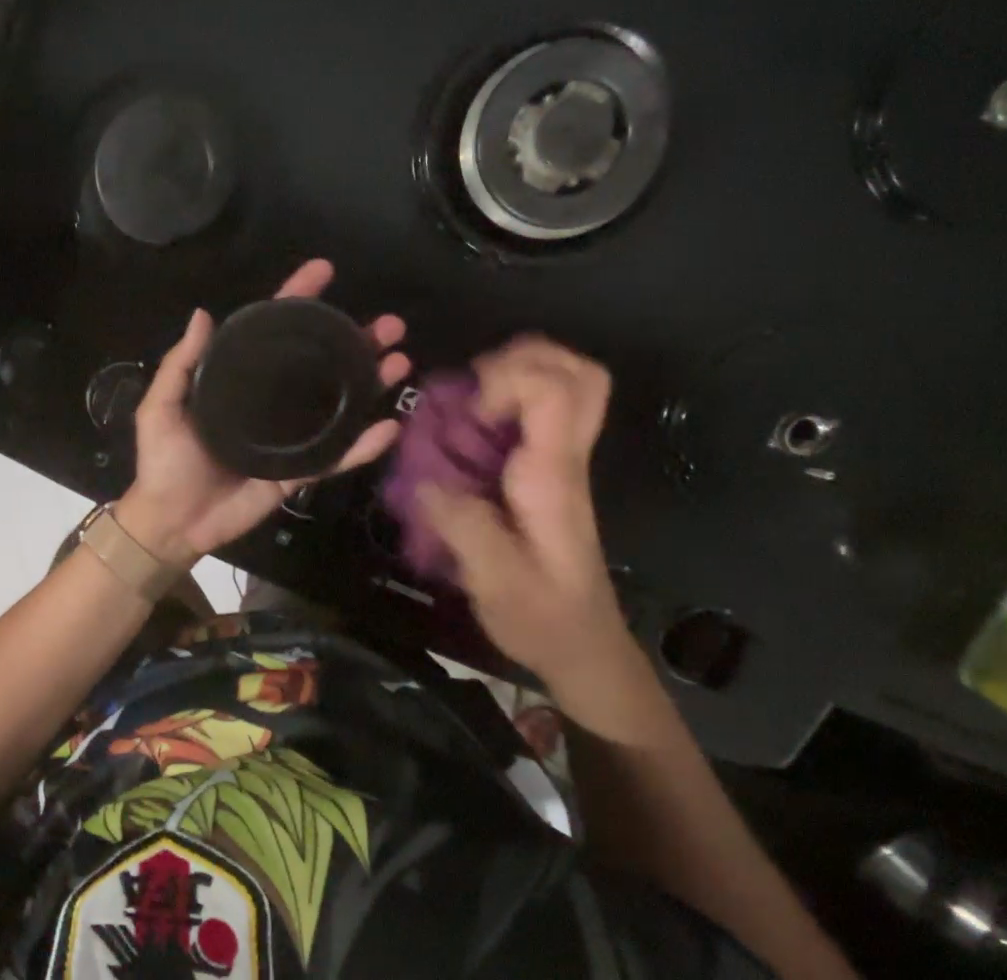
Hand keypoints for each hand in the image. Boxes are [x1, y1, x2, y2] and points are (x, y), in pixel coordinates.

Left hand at [115, 259, 410, 566]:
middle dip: (355, 340)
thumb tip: (203, 313)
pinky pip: (336, 457)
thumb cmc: (164, 462)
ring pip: (337, 404)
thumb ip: (181, 364)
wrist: (172, 521)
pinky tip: (389, 425)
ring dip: (371, 382)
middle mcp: (270, 402)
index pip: (271, 333)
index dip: (295, 300)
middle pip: (318, 363)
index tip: (323, 270)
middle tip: (390, 324)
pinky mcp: (298, 473)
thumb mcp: (161, 408)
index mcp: (238, 381)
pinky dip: (364, 445)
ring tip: (399, 360)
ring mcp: (289, 437)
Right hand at [417, 337, 629, 685]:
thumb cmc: (540, 616)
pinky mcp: (547, 476)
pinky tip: (468, 431)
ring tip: (468, 401)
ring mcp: (561, 466)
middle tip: (475, 384)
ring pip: (568, 386)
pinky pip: (542, 414)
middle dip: (524, 358)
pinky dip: (507, 403)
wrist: (581, 647)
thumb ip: (462, 525)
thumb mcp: (495, 580)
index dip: (509, 379)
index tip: (471, 413)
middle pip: (578, 373)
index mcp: (553, 477)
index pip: (556, 391)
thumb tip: (425, 481)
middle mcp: (565, 460)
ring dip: (516, 375)